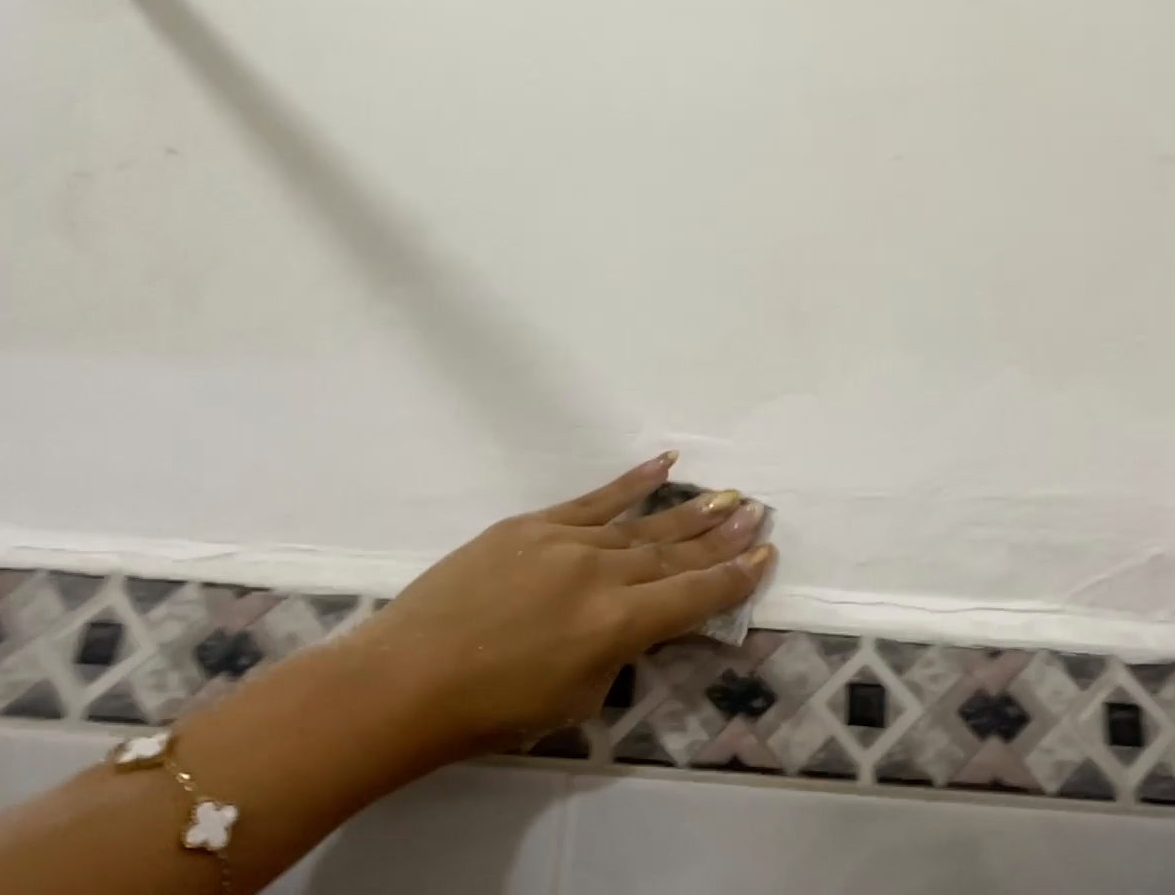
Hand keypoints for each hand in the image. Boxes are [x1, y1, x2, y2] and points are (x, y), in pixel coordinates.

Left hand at [352, 452, 774, 757]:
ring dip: (688, 511)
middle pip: (675, 552)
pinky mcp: (533, 524)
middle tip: (756, 512)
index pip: (693, 595)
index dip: (734, 578)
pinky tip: (664, 464)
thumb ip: (617, 651)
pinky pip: (593, 499)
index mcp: (616, 625)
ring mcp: (566, 541)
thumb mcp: (577, 698)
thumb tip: (635, 618)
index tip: (766, 554)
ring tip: (727, 495)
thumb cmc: (492, 710)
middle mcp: (601, 574)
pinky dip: (631, 482)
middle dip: (721, 535)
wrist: (408, 677)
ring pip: (641, 524)